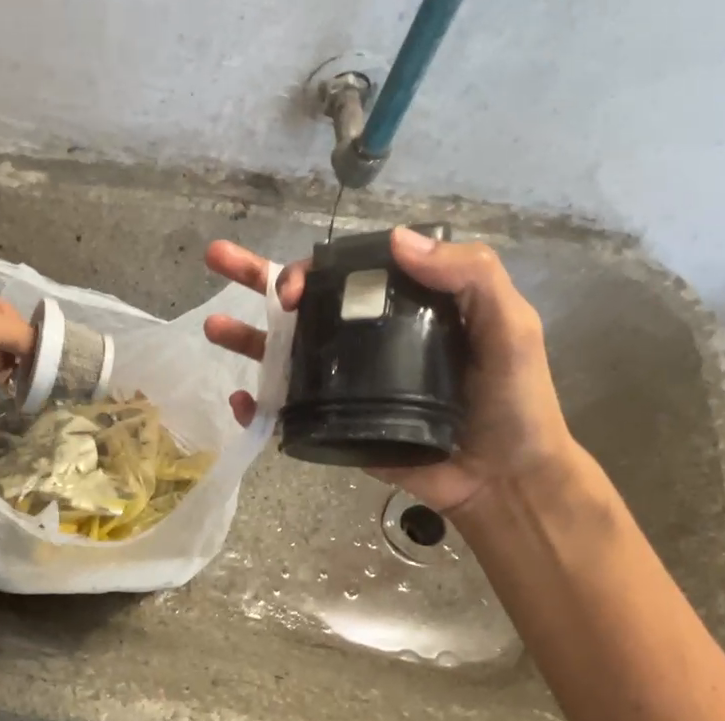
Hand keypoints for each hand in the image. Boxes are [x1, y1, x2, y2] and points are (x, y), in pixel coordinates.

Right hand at [202, 227, 576, 512]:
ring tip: (212, 325)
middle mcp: (362, 340)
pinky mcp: (331, 428)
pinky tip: (238, 401)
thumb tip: (396, 239)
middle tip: (216, 258)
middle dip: (255, 278)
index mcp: (399, 308)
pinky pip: (285, 414)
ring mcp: (342, 385)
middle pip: (301, 304)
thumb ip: (471, 277)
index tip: (291, 281)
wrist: (501, 478)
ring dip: (244, 338)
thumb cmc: (512, 401)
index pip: (343, 275)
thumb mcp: (509, 327)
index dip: (309, 268)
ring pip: (282, 354)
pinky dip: (256, 407)